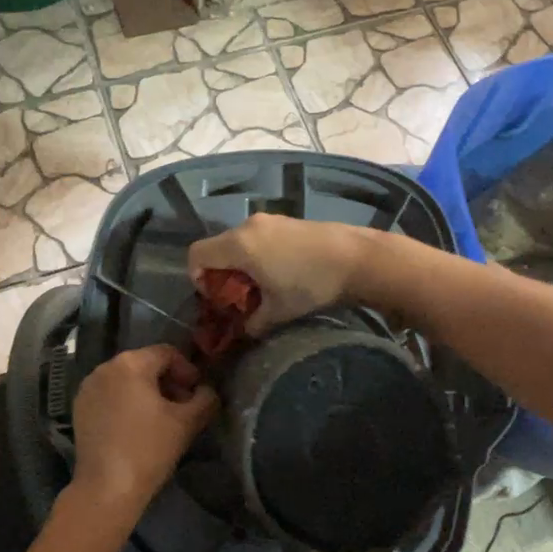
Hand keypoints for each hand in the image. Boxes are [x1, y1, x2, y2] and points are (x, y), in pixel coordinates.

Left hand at [70, 344, 217, 515]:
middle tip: (182, 407)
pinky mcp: (79, 408)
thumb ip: (205, 399)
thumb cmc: (149, 449)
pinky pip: (110, 395)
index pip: (167, 353)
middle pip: (145, 364)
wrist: (106, 489)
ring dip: (147, 393)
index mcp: (130, 363)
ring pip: (126, 380)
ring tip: (161, 418)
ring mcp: (88, 388)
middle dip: (168, 382)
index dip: (187, 371)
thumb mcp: (187, 422)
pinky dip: (126, 403)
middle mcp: (105, 367)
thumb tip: (207, 390)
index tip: (197, 394)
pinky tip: (136, 427)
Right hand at [186, 214, 373, 335]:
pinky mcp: (287, 220)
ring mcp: (270, 220)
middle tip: (238, 298)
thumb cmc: (311, 284)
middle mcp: (248, 226)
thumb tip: (245, 331)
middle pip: (218, 246)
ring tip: (262, 287)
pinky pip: (258, 236)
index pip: (197, 254)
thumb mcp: (279, 311)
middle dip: (221, 273)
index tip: (214, 297)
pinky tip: (281, 272)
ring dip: (241, 264)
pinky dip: (258, 254)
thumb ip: (254, 323)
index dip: (196, 276)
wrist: (356, 257)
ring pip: (239, 241)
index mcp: (239, 245)